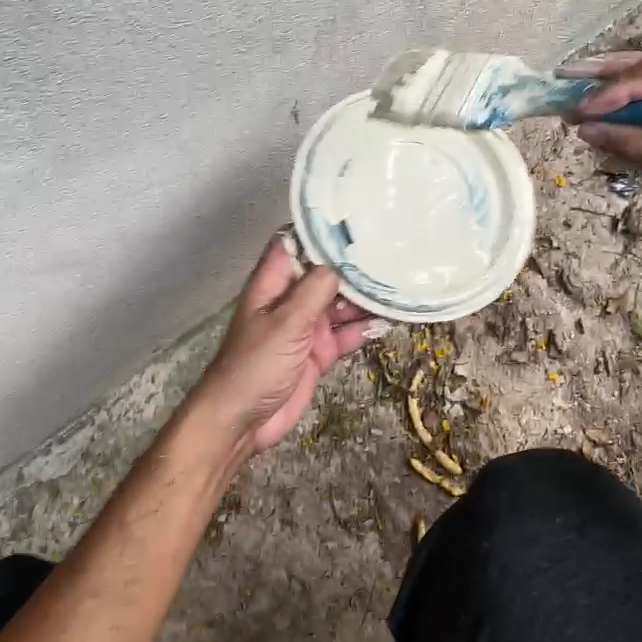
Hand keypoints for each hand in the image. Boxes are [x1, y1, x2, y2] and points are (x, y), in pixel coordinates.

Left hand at [184, 232, 385, 460]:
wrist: (242, 422)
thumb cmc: (255, 365)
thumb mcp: (286, 322)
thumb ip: (314, 289)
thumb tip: (341, 262)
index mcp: (274, 283)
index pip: (296, 243)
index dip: (321, 230)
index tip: (355, 219)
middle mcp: (291, 299)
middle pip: (326, 273)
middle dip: (354, 265)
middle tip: (392, 251)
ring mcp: (306, 327)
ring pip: (340, 304)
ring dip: (365, 297)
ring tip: (399, 283)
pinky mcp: (318, 352)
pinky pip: (346, 334)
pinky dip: (365, 327)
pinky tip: (390, 319)